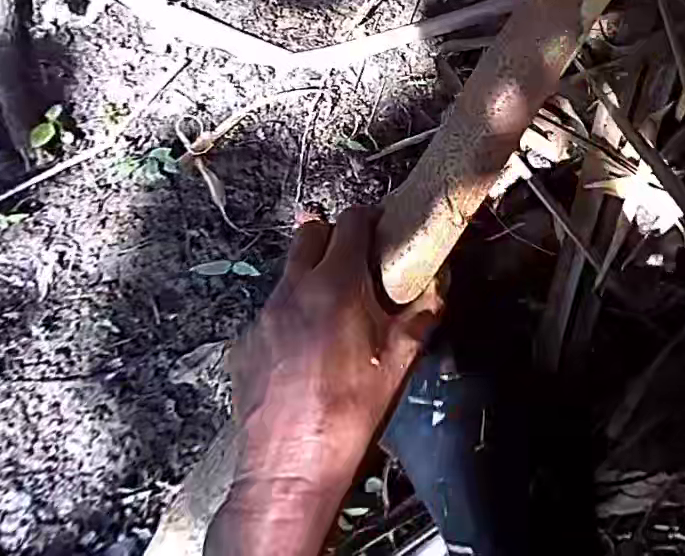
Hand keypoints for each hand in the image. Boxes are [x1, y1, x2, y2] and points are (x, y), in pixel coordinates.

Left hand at [211, 207, 440, 555]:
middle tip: (353, 259)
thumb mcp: (400, 359)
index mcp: (336, 282)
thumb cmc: (351, 408)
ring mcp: (264, 313)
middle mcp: (295, 287)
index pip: (351, 221)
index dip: (368, 217)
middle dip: (332, 234)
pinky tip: (303, 348)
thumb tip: (440, 282)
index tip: (380, 227)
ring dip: (310, 274)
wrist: (289, 467)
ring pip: (289, 271)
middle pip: (309, 231)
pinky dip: (290, 313)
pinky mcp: (244, 341)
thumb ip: (424, 310)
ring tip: (331, 309)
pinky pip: (271, 310)